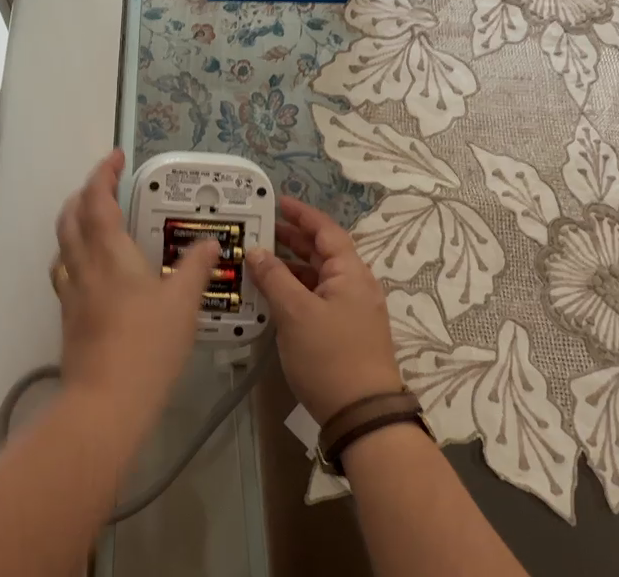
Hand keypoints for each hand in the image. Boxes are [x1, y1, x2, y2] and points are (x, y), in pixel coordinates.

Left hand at [54, 150, 219, 421]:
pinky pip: (66, 270)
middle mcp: (83, 265)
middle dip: (84, 193)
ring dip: (74, 222)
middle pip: (70, 217)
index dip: (103, 174)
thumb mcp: (183, 302)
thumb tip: (210, 243)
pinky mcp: (69, 318)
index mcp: (109, 253)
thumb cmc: (148, 345)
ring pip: (63, 244)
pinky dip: (75, 254)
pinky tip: (94, 271)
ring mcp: (71, 293)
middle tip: (104, 185)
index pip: (97, 200)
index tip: (115, 158)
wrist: (106, 401)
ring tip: (95, 221)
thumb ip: (195, 267)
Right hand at [245, 196, 402, 423]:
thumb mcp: (296, 313)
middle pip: (323, 252)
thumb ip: (274, 278)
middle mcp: (356, 286)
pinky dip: (295, 290)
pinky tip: (272, 295)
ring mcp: (352, 311)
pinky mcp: (345, 333)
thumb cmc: (330, 356)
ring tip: (259, 260)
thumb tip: (257, 252)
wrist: (362, 415)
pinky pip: (317, 298)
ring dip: (291, 266)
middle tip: (260, 229)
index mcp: (351, 273)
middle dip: (293, 238)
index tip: (277, 202)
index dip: (302, 214)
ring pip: (318, 277)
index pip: (326, 231)